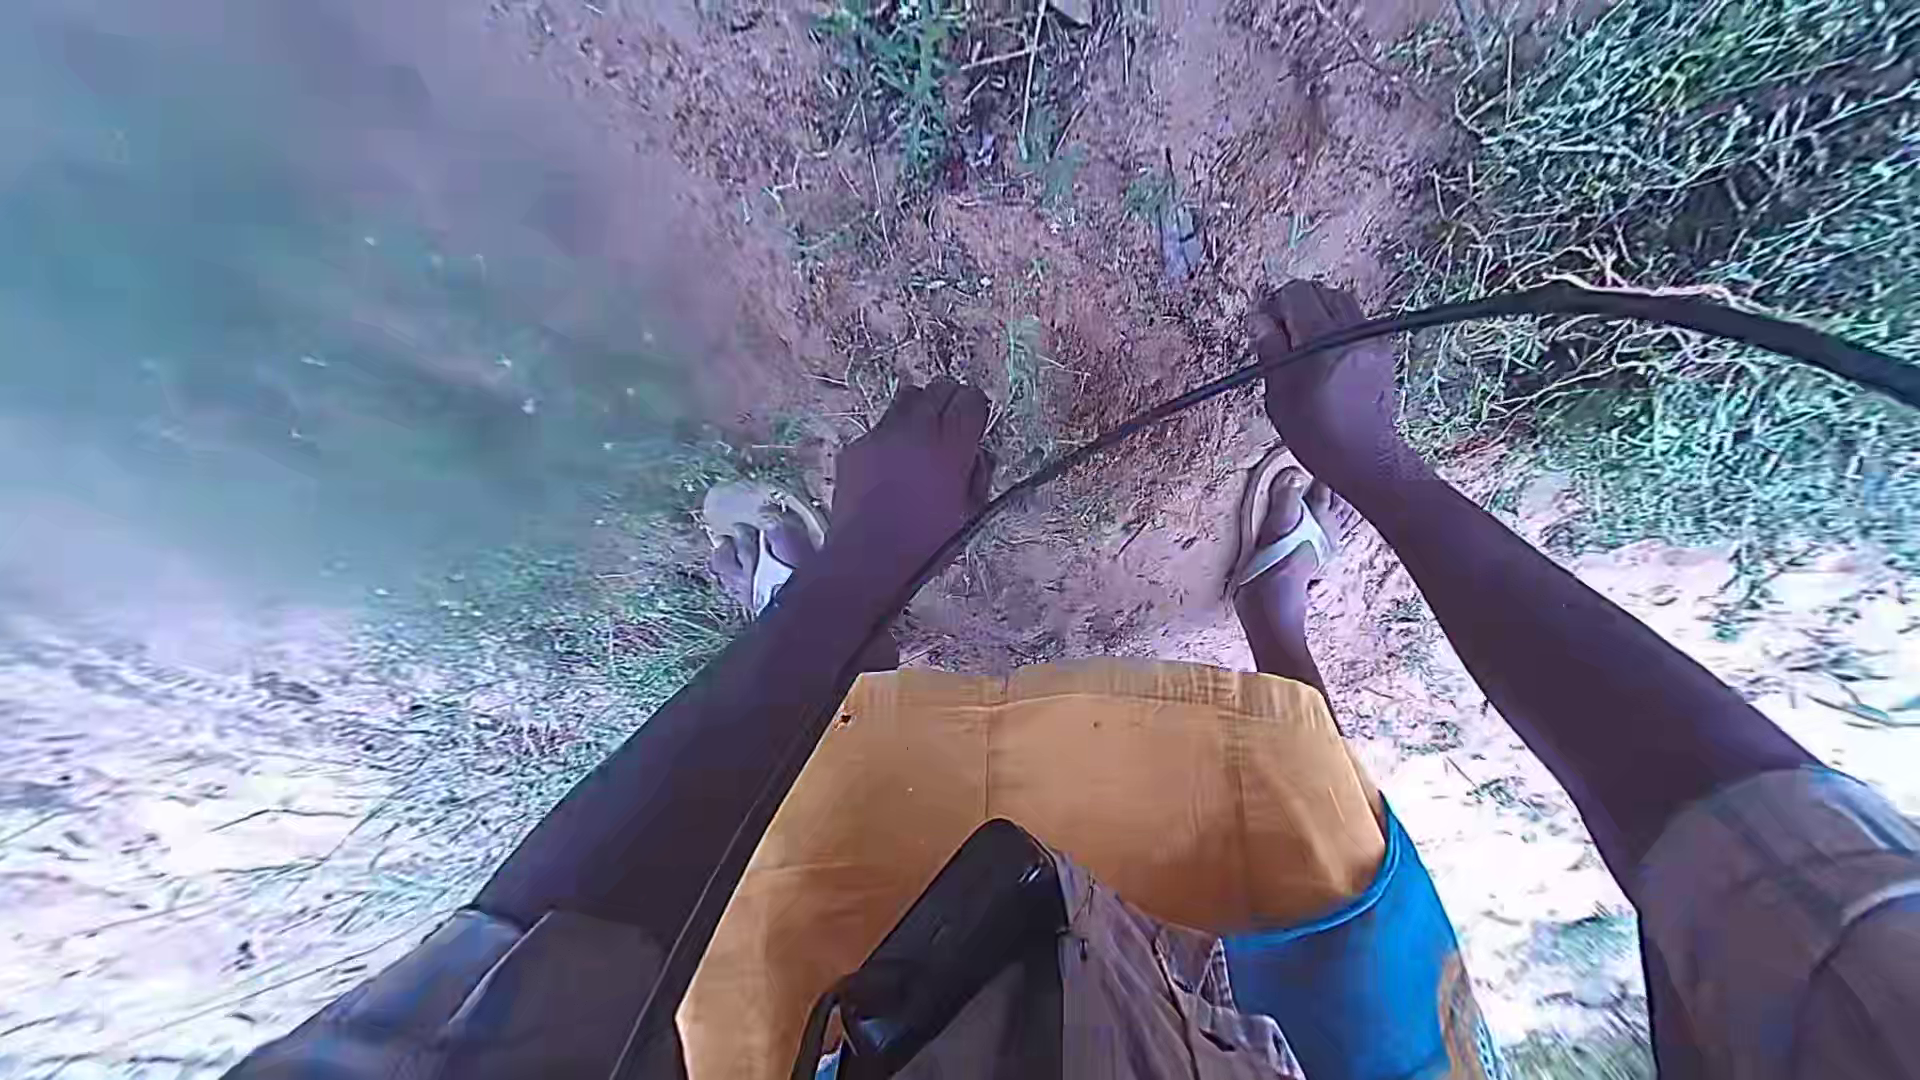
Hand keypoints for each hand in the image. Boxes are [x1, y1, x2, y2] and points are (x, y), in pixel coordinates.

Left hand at [823, 377, 993, 585]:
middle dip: (950, 403)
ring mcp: (881, 434)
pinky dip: (891, 437)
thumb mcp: (969, 511)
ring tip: (920, 442)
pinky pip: (880, 427)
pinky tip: (890, 467)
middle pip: (939, 387)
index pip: (972, 399)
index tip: (975, 425)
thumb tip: (974, 454)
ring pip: (907, 397)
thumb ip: (976, 473)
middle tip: (950, 429)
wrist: (868, 559)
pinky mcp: (856, 446)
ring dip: (919, 412)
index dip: (976, 410)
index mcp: (950, 446)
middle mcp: (915, 430)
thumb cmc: (926, 544)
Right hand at [1250, 281, 1407, 491]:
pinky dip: (1334, 328)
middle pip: (1321, 293)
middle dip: (1297, 307)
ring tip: (1301, 347)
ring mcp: (1371, 338)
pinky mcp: (1381, 349)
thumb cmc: (1312, 430)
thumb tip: (1257, 319)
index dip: (1274, 306)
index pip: (1297, 294)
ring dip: (1316, 316)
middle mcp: (1352, 331)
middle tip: (1279, 336)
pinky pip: (1354, 322)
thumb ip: (1270, 349)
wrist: (1359, 454)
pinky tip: (1322, 357)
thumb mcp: (1278, 391)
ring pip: (1340, 304)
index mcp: (1322, 340)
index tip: (1263, 327)